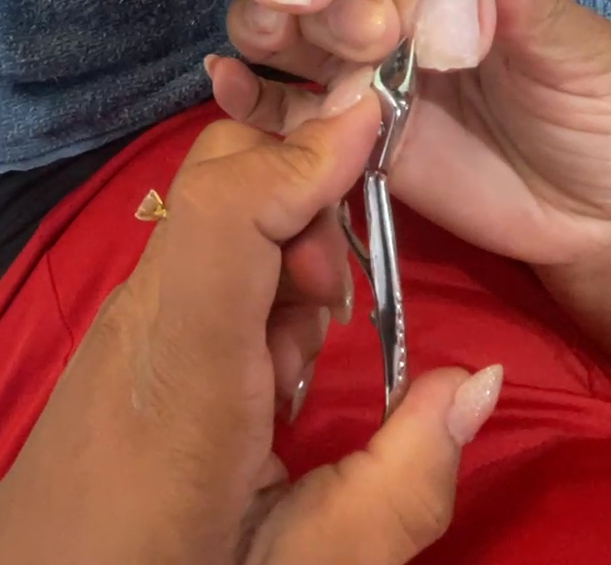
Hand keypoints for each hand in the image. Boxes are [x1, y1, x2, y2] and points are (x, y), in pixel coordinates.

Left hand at [0, 109, 501, 563]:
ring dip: (286, 245)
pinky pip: (205, 247)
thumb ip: (398, 487)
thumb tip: (478, 379)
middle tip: (329, 314)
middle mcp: (148, 308)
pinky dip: (259, 274)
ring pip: (217, 202)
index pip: (226, 209)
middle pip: (221, 178)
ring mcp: (131, 303)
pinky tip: (266, 364)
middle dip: (304, 204)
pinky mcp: (133, 312)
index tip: (374, 124)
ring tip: (294, 363)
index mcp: (187, 368)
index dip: (302, 154)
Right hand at [210, 0, 610, 267]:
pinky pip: (277, 110)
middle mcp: (385, 14)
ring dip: (263, 31)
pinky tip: (225, 83)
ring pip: (283, 36)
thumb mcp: (579, 54)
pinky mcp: (338, 134)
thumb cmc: (604, 119)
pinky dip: (245, 96)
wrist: (597, 224)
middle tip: (349, 32)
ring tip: (265, 42)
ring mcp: (355, 75)